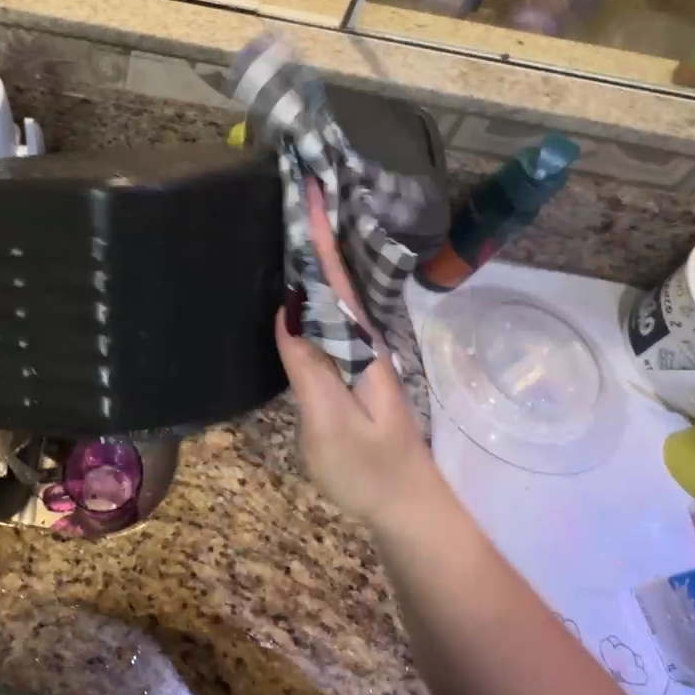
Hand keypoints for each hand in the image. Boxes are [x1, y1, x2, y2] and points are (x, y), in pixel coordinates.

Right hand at [275, 183, 444, 529]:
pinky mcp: (351, 369)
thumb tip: (286, 311)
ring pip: (336, 292)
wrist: (408, 509)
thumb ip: (309, 368)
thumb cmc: (369, 473)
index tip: (308, 187)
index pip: (336, 279)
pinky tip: (301, 281)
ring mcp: (359, 354)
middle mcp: (363, 340)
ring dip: (319, 252)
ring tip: (295, 216)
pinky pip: (331, 314)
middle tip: (296, 184)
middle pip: (339, 274)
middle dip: (320, 227)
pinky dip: (316, 286)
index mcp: (360, 346)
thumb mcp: (331, 425)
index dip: (320, 234)